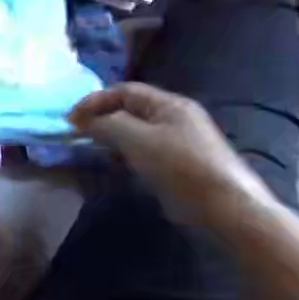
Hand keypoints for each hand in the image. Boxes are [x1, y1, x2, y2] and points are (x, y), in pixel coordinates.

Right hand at [69, 83, 278, 226]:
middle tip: (79, 133)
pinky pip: (148, 149)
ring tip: (94, 149)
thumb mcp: (136, 139)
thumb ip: (106, 124)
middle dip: (102, 117)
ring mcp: (183, 141)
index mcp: (169, 104)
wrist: (227, 209)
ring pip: (138, 130)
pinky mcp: (184, 164)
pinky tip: (120, 165)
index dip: (94, 100)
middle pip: (131, 108)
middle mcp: (177, 117)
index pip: (124, 90)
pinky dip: (128, 152)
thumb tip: (83, 120)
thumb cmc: (180, 167)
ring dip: (113, 136)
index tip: (70, 119)